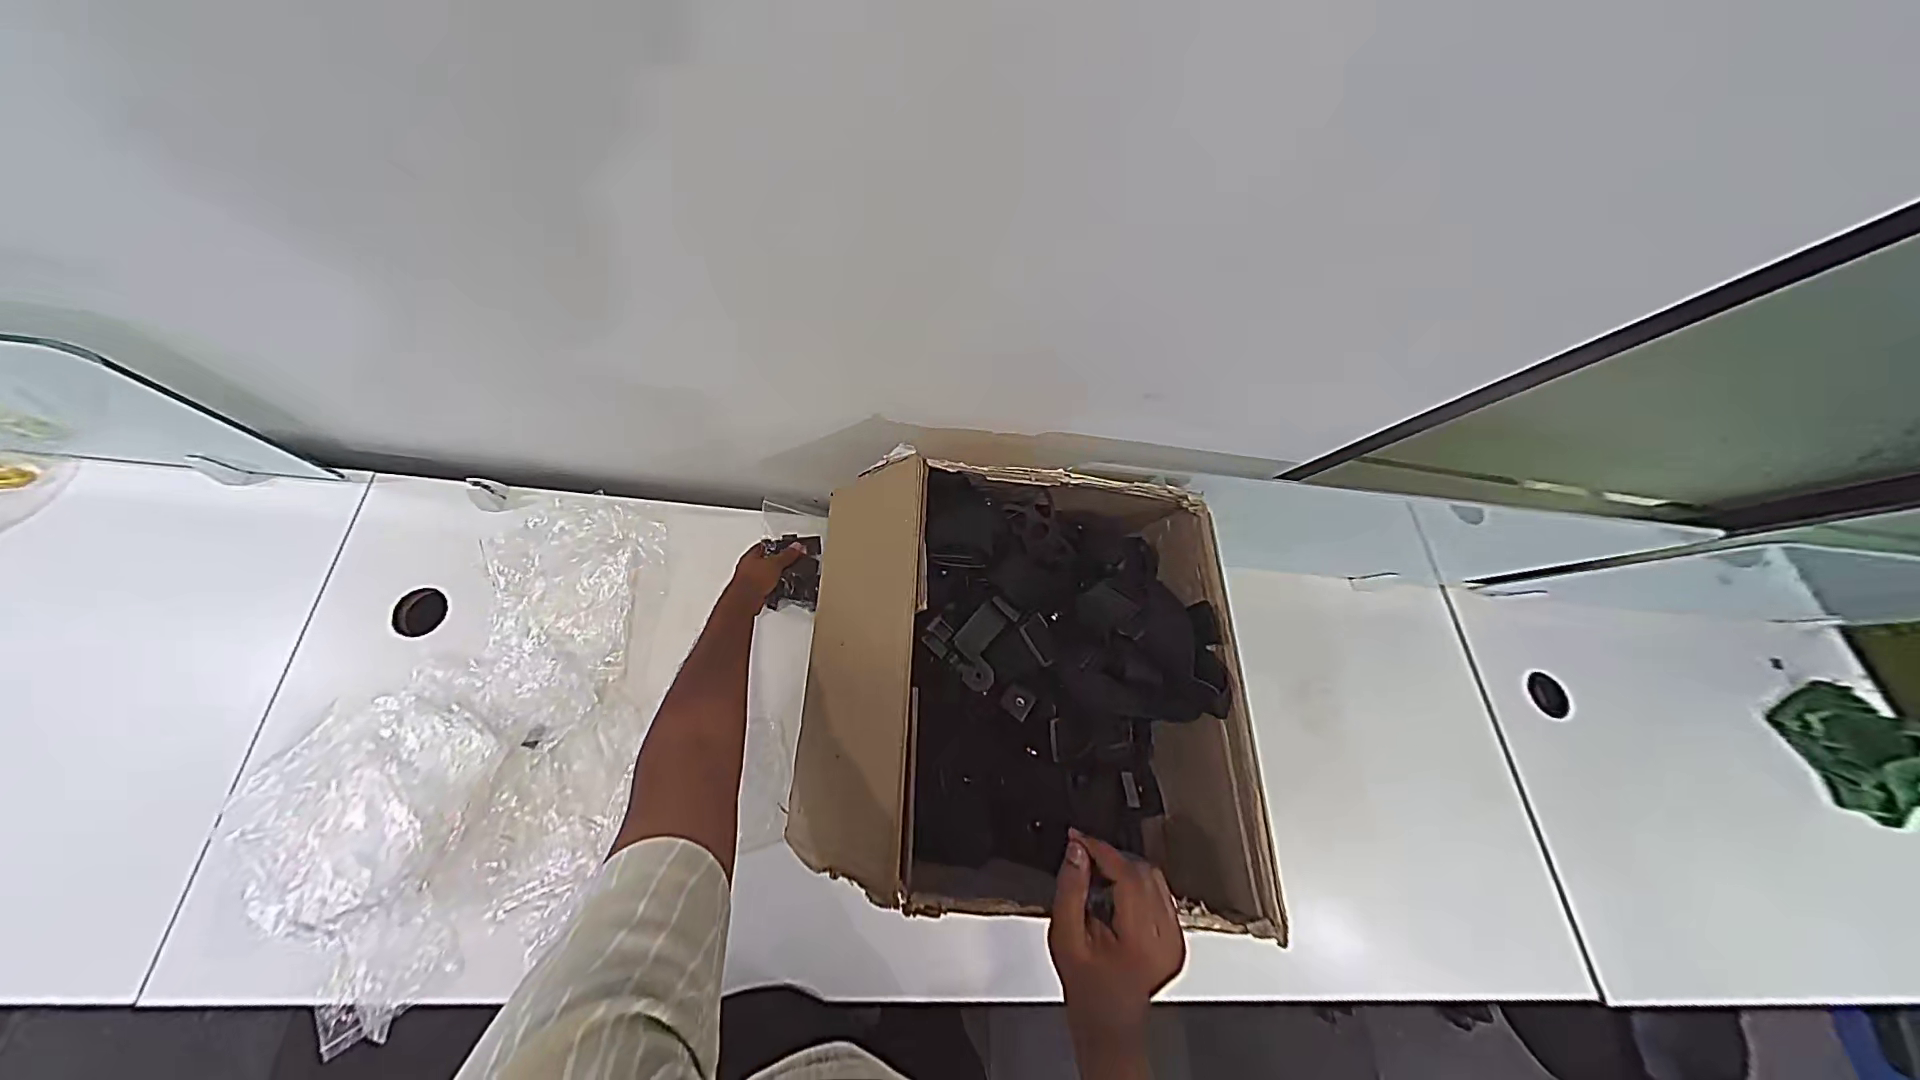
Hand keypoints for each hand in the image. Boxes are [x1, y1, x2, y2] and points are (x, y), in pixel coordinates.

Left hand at [724, 541, 802, 608]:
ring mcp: (749, 580)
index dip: (776, 545)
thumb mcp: (776, 564)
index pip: (765, 546)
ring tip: (783, 577)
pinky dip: (770, 587)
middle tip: (786, 562)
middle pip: (764, 560)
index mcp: (751, 555)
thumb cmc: (754, 580)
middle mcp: (747, 566)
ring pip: (764, 574)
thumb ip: (787, 555)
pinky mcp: (752, 592)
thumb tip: (797, 546)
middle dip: (775, 561)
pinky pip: (764, 586)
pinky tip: (776, 589)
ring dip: (772, 575)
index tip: (786, 546)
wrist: (747, 600)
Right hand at [1049, 829, 1185, 1067]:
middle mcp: (1167, 939)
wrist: (1108, 1020)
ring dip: (1124, 868)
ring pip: (1153, 877)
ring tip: (1097, 879)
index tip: (1079, 838)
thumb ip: (1070, 888)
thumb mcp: (1065, 935)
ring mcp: (1176, 938)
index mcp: (1142, 941)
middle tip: (1083, 857)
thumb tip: (1077, 850)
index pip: (1128, 875)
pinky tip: (1114, 895)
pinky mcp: (1178, 936)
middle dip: (1111, 857)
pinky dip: (1136, 883)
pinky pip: (1159, 891)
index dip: (1101, 849)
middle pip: (1143, 872)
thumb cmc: (1086, 988)